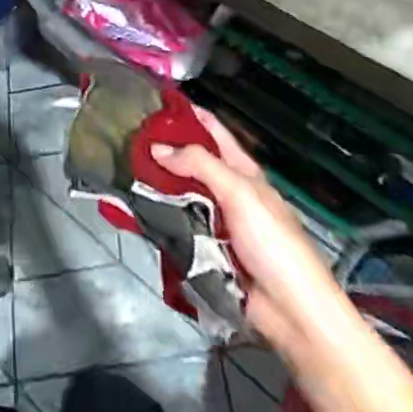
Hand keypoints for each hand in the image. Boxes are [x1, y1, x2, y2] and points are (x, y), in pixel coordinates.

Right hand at [156, 108, 412, 411]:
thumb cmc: (273, 244)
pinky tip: (134, 209)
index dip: (189, 114)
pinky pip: (176, 225)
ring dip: (155, 184)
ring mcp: (216, 222)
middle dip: (163, 150)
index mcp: (244, 172)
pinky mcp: (204, 249)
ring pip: (180, 194)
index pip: (214, 131)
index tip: (156, 100)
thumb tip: (156, 147)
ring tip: (122, 170)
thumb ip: (200, 165)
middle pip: (191, 162)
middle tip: (127, 138)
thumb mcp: (240, 194)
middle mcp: (228, 192)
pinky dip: (157, 216)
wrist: (291, 311)